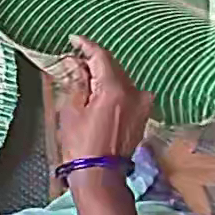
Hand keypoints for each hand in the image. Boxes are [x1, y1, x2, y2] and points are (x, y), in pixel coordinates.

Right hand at [54, 35, 153, 164]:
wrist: (100, 175)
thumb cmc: (81, 144)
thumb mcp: (72, 109)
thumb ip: (78, 82)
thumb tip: (76, 63)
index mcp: (116, 89)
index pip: (101, 56)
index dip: (86, 46)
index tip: (74, 40)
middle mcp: (134, 93)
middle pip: (113, 66)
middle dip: (94, 61)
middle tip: (74, 59)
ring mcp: (142, 105)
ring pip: (121, 79)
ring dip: (104, 75)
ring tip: (84, 76)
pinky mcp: (142, 116)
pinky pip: (127, 93)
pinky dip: (113, 88)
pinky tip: (98, 92)